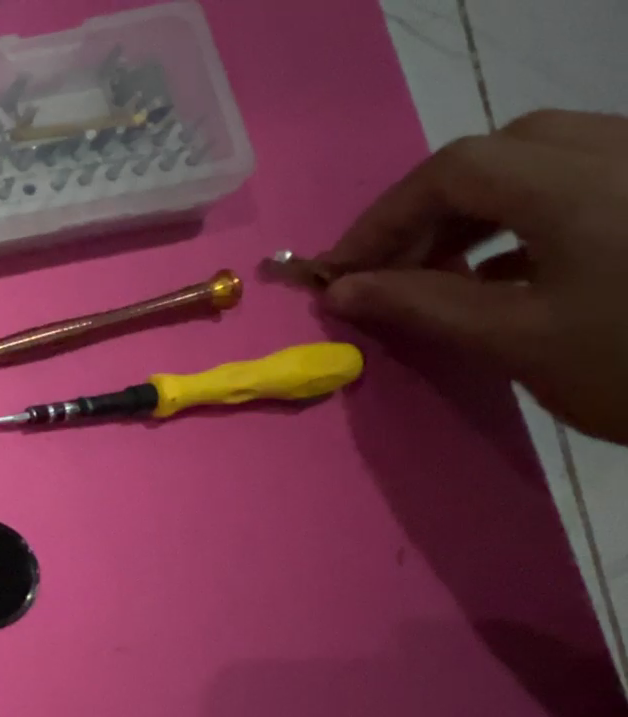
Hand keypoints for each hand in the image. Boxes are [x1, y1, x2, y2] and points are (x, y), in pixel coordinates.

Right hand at [318, 109, 627, 441]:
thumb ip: (421, 305)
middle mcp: (624, 156)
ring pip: (546, 158)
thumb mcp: (516, 341)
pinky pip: (589, 176)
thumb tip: (341, 290)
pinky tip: (508, 266)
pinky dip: (528, 211)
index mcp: (580, 188)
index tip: (343, 270)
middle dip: (430, 206)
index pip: (453, 170)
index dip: (384, 216)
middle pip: (501, 151)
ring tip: (442, 268)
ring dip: (476, 207)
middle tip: (393, 266)